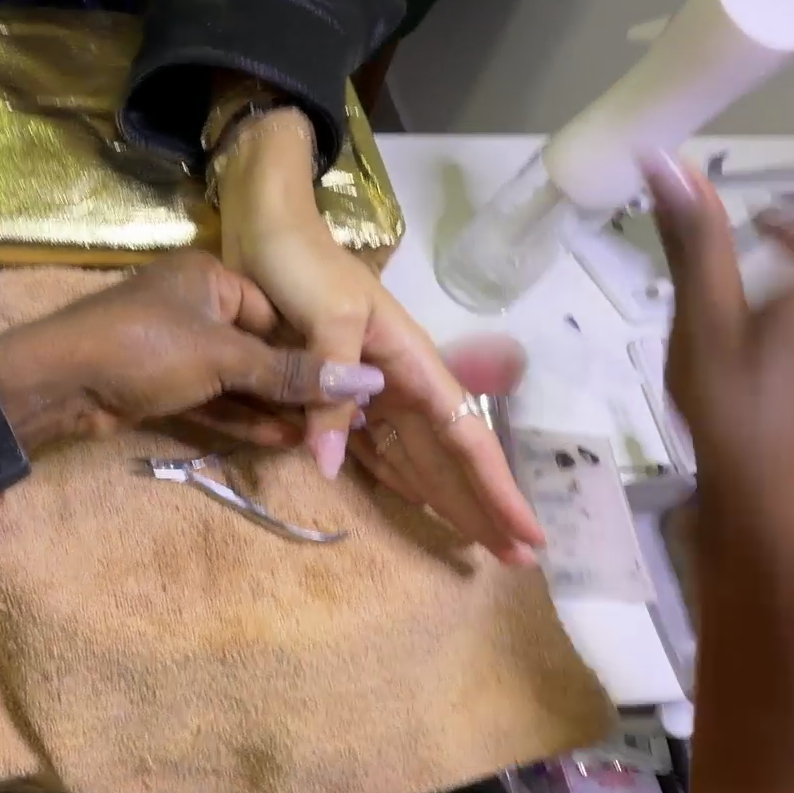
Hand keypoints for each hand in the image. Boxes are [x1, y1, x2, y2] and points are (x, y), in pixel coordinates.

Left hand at [0, 251, 379, 451]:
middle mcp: (195, 308)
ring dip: (272, 408)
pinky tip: (280, 441)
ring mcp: (175, 349)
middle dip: (296, 386)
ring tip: (320, 438)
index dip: (314, 352)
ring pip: (235, 380)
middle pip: (258, 350)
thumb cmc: (147, 347)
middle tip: (344, 420)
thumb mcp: (223, 356)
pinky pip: (210, 399)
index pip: (278, 315)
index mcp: (211, 278)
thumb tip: (366, 380)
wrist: (62, 381)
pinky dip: (239, 419)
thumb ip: (289, 372)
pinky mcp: (159, 385)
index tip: (354, 386)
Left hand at [216, 108, 543, 563]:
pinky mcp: (330, 391)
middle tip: (514, 559)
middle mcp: (396, 380)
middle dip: (480, 504)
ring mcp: (366, 388)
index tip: (530, 535)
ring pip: (413, 455)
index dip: (494, 487)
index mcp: (408, 361)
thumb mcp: (322, 320)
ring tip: (475, 542)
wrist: (263, 233)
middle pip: (446, 454)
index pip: (463, 434)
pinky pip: (369, 443)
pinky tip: (413, 500)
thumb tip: (334, 466)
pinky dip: (392, 475)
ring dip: (443, 497)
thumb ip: (328, 386)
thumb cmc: (298, 267)